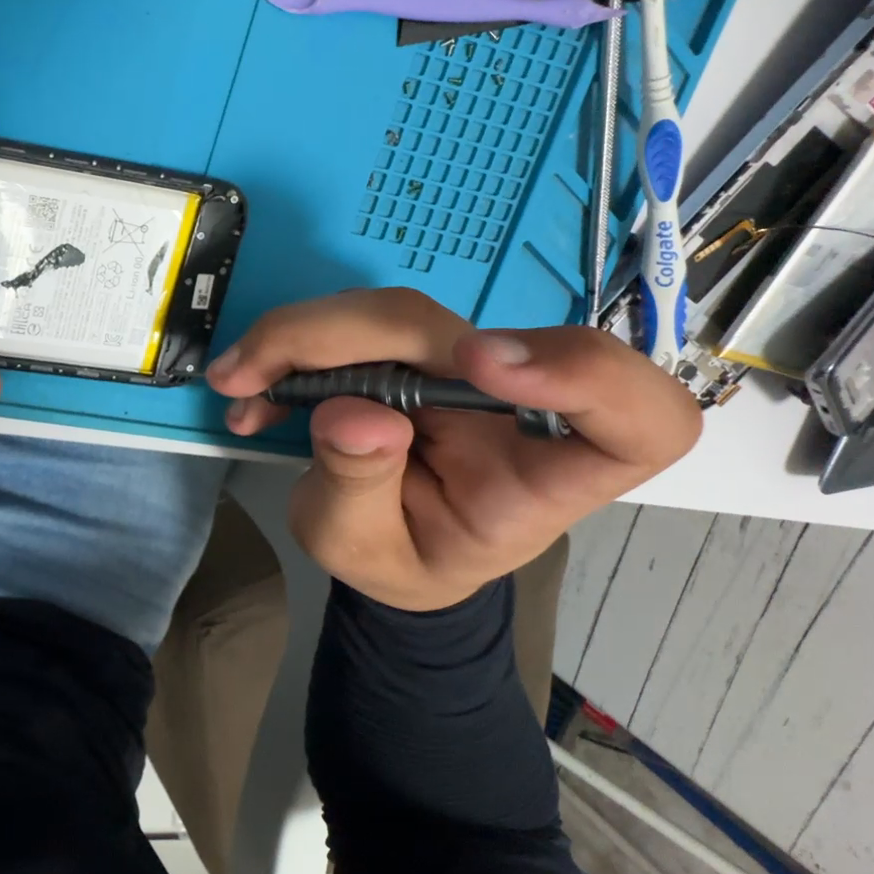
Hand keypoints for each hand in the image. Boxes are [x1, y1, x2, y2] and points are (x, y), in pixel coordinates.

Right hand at [205, 289, 700, 610]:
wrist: (387, 543)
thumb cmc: (401, 560)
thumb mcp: (364, 551)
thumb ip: (359, 489)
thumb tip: (350, 410)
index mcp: (545, 477)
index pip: (638, 420)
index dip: (585, 375)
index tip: (481, 366)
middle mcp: (516, 407)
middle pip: (459, 335)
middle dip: (341, 338)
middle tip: (247, 374)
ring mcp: (463, 370)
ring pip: (396, 313)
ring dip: (299, 336)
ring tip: (236, 387)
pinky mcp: (413, 351)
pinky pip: (356, 321)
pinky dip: (291, 343)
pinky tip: (250, 387)